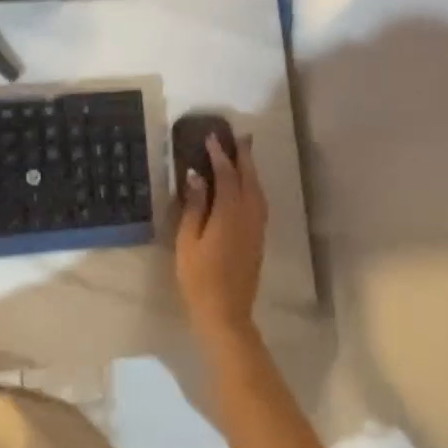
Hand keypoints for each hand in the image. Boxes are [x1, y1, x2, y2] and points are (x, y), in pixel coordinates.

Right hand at [174, 134, 268, 337]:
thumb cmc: (199, 278)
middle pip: (249, 179)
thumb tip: (197, 177)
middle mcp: (248, 215)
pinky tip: (248, 186)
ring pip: (258, 191)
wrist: (226, 311)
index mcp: (229, 213)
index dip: (219, 155)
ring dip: (251, 170)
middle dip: (243, 156)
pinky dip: (254, 187)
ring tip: (244, 155)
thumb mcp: (188, 241)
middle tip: (238, 136)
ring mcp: (257, 227)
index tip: (211, 137)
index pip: (227, 176)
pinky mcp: (258, 238)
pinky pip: (260, 203)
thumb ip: (194, 207)